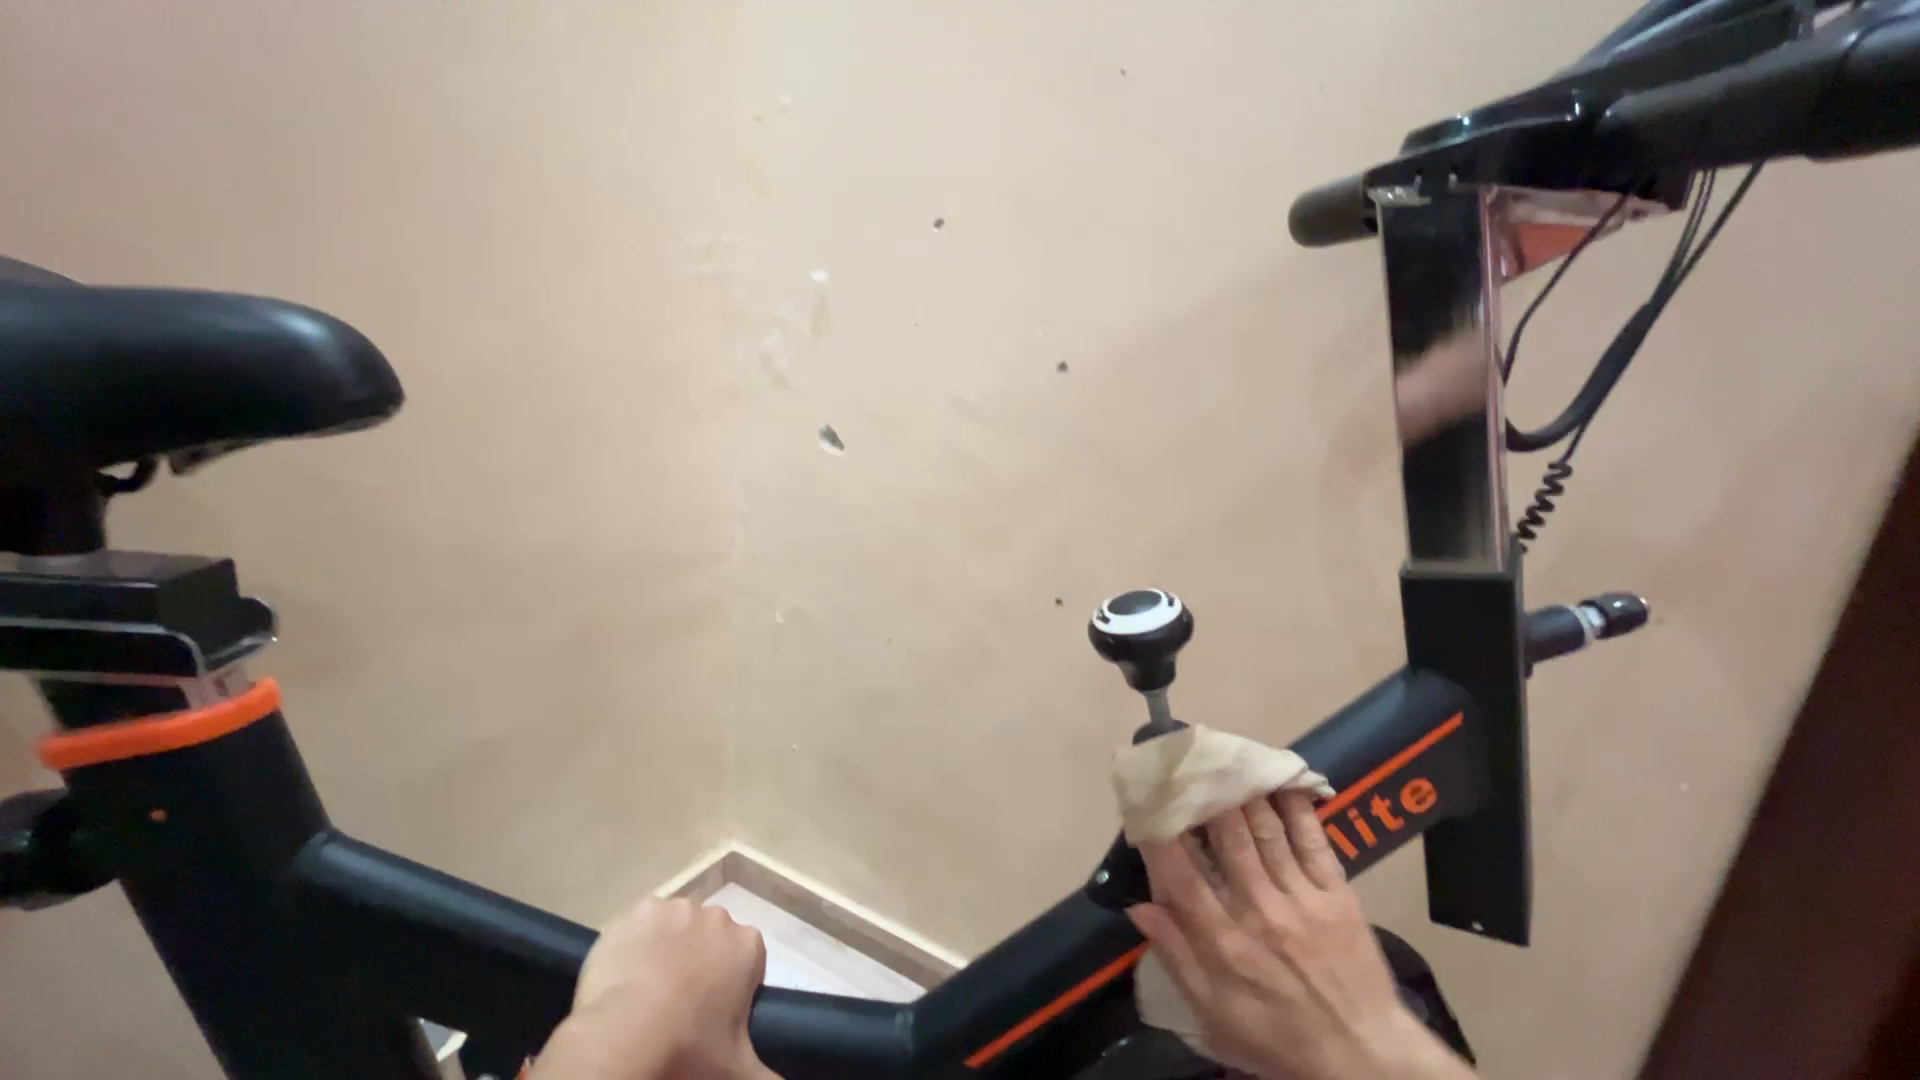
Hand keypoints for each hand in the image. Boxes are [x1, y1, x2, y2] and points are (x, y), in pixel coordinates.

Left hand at [532, 897, 777, 1079]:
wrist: (624, 1038)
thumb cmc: (690, 1050)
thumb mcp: (740, 1071)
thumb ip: (768, 1076)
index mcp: (749, 947)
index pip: (746, 959)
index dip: (730, 984)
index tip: (711, 1013)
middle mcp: (720, 917)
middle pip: (711, 938)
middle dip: (699, 963)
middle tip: (677, 1007)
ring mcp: (678, 910)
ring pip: (676, 927)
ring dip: (668, 949)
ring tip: (647, 993)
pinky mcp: (640, 910)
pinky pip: (642, 924)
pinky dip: (636, 942)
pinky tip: (625, 973)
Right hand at [1128, 791, 1474, 1079]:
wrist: (1365, 1057)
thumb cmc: (1277, 1037)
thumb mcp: (1213, 1017)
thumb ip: (1177, 957)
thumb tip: (1139, 908)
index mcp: (1224, 942)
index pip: (1179, 874)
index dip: (1158, 833)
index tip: (1144, 800)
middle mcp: (1259, 909)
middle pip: (1225, 837)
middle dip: (1203, 794)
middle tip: (1185, 759)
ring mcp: (1302, 898)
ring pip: (1266, 829)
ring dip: (1243, 789)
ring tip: (1224, 756)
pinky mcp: (1337, 894)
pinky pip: (1313, 841)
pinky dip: (1297, 807)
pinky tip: (1283, 778)